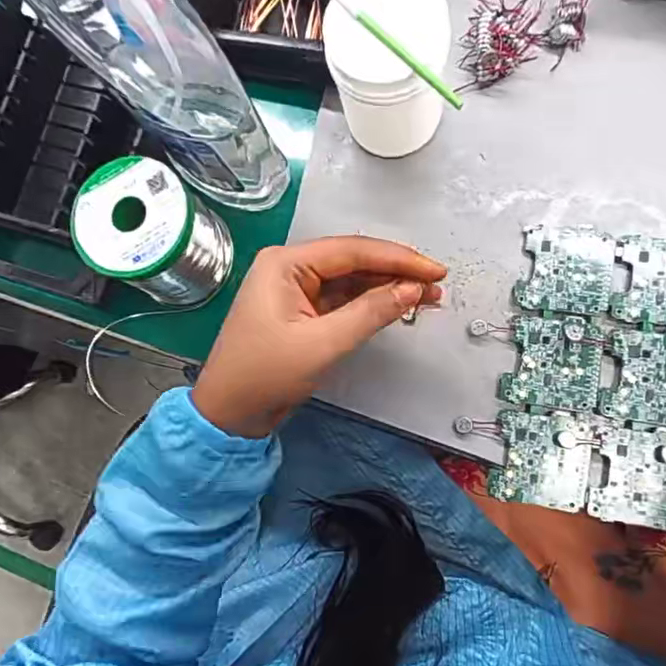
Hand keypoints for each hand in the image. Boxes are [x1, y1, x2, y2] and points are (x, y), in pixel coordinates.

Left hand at [193, 236, 446, 436]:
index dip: (399, 259)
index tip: (434, 270)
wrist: (229, 414)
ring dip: (385, 290)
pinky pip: (341, 302)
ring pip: (350, 282)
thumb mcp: (322, 344)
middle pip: (353, 262)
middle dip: (395, 273)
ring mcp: (294, 292)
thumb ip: (370, 313)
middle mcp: (289, 270)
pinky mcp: (300, 315)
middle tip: (435, 286)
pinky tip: (394, 309)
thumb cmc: (263, 376)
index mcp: (285, 264)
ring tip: (425, 299)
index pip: (352, 250)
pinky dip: (368, 306)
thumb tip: (411, 291)